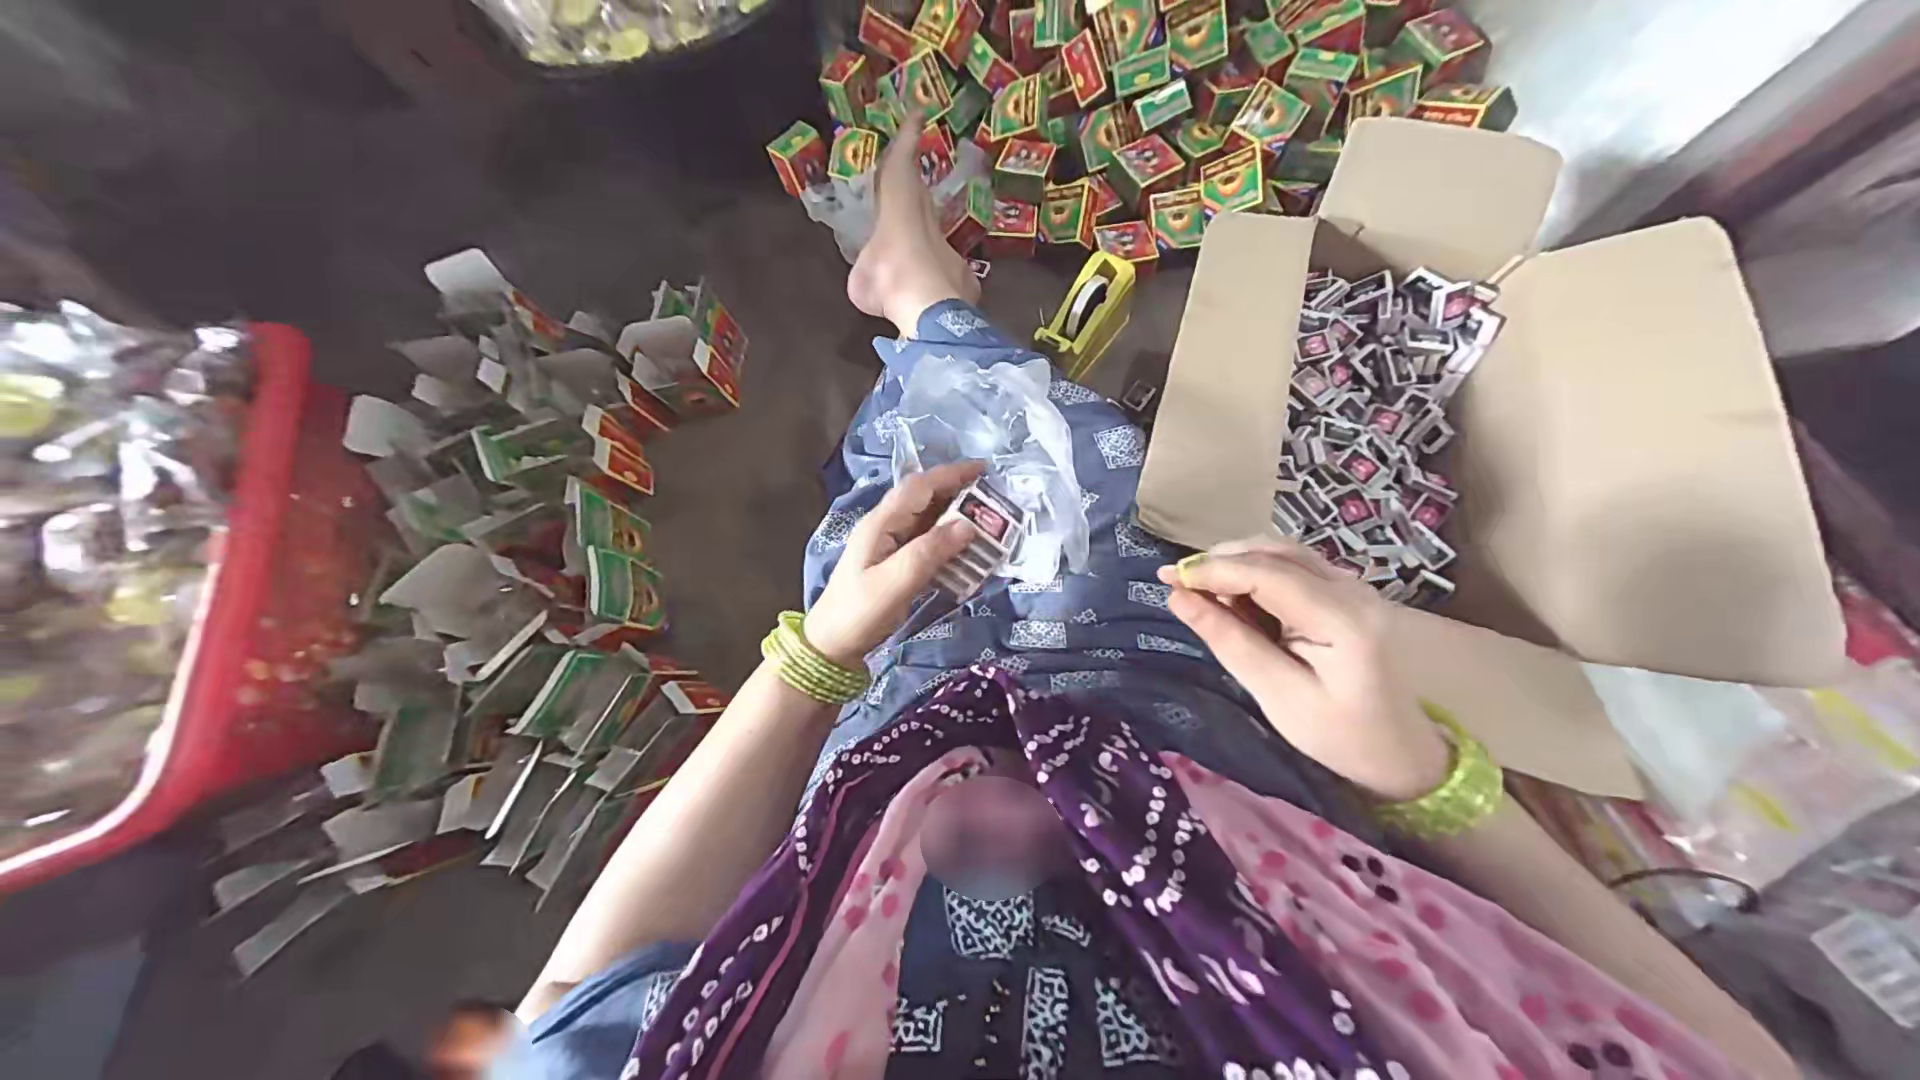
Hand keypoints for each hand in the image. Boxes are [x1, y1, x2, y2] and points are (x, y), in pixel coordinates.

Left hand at [804, 461, 984, 667]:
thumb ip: (929, 552)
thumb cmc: (859, 613)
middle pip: (925, 499)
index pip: (919, 487)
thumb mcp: (895, 582)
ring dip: (956, 518)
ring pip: (928, 521)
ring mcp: (889, 546)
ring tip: (988, 523)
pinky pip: (927, 543)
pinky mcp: (895, 565)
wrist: (832, 647)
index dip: (951, 474)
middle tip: (993, 499)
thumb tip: (967, 525)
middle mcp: (886, 528)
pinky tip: (968, 552)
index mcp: (881, 524)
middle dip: (958, 493)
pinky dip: (949, 542)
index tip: (984, 470)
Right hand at [1156, 538, 1450, 801]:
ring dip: (1234, 562)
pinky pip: (1292, 566)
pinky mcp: (1346, 593)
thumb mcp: (1278, 696)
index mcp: (1343, 620)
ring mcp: (1353, 588)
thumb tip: (1179, 597)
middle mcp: (1352, 591)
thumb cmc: (1340, 735)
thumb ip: (1230, 641)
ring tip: (1198, 588)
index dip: (1213, 569)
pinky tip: (1232, 593)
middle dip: (1219, 560)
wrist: (1402, 751)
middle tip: (1174, 580)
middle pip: (1274, 552)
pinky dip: (1254, 571)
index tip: (1168, 579)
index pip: (1267, 573)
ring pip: (1281, 553)